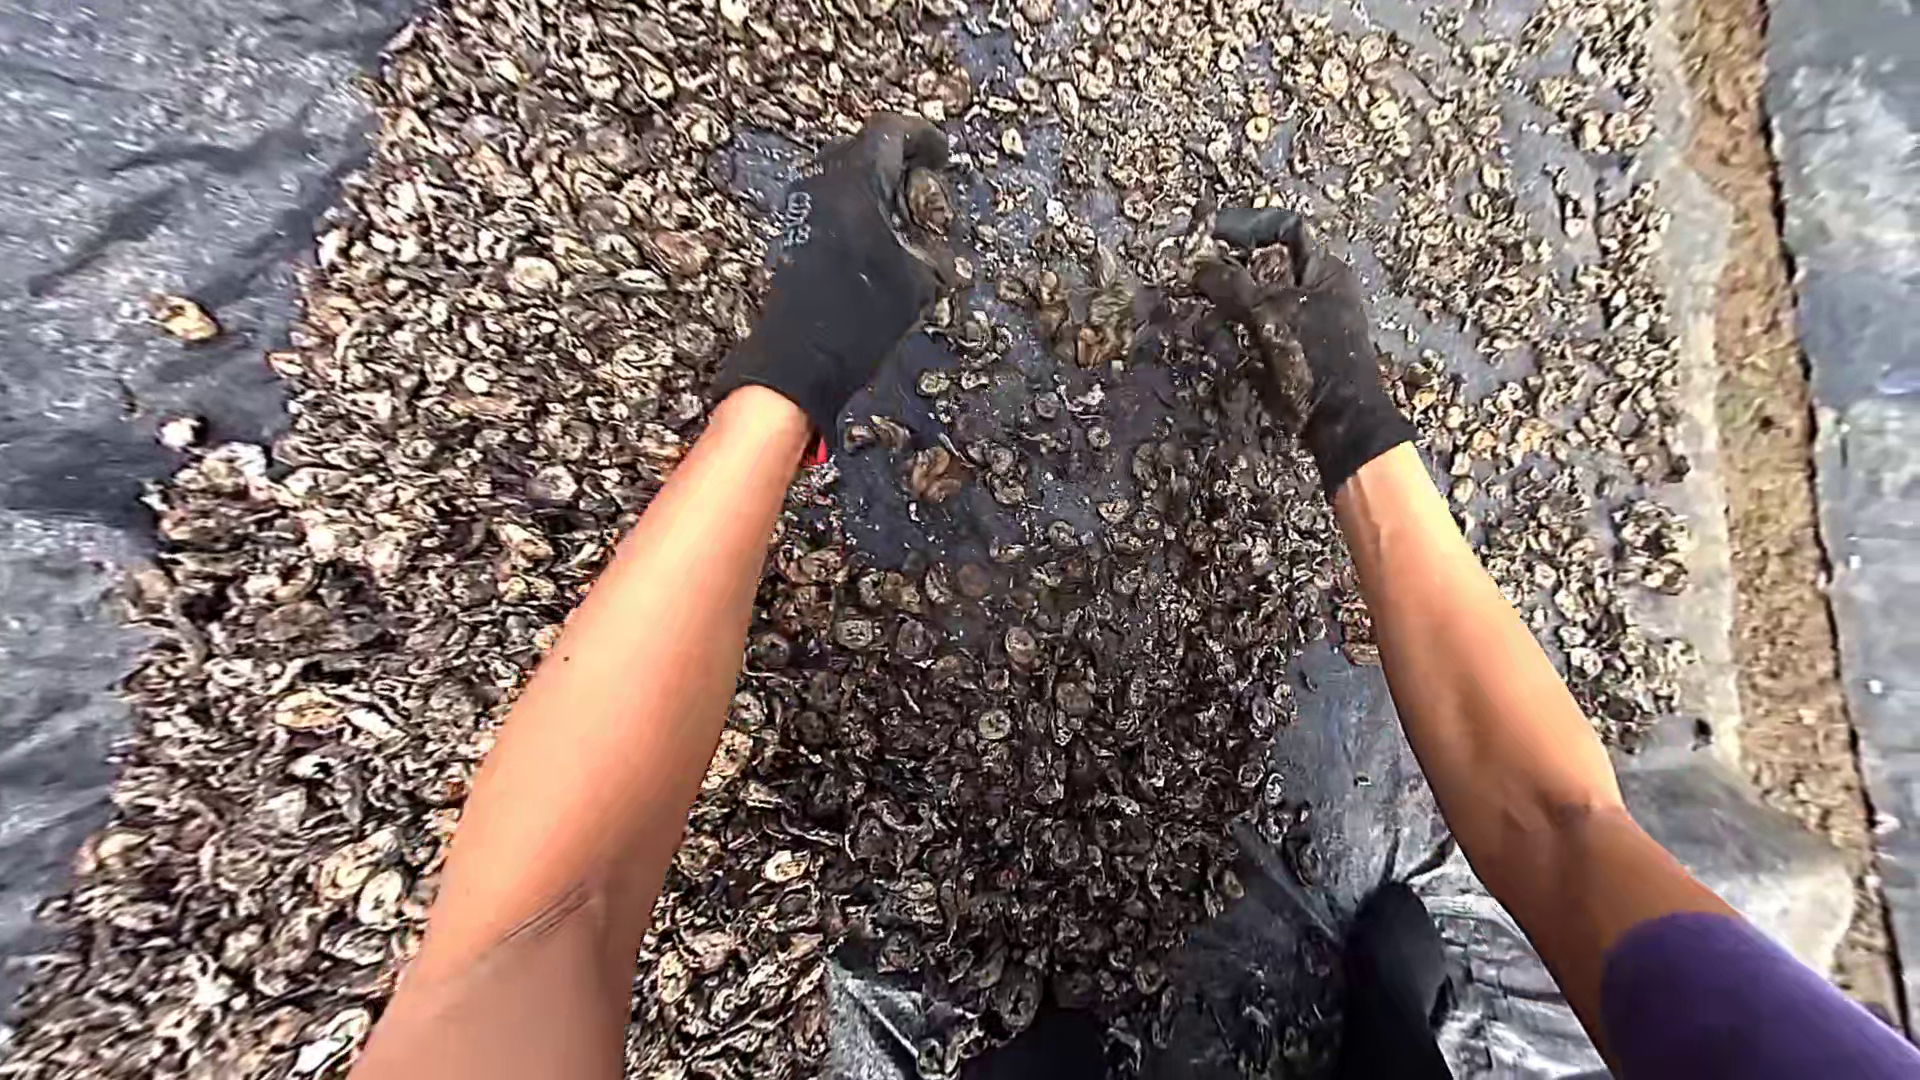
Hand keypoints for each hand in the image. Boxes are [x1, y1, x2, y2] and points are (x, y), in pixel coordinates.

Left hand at [712, 114, 955, 439]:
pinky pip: (830, 202)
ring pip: (845, 177)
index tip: (942, 154)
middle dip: (897, 163)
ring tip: (900, 215)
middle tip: (923, 184)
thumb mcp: (917, 286)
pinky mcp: (792, 232)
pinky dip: (855, 210)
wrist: (800, 357)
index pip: (893, 134)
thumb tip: (940, 251)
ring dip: (874, 189)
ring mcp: (802, 205)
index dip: (924, 139)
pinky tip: (871, 240)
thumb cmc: (861, 317)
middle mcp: (824, 180)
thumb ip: (932, 256)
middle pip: (866, 150)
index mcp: (858, 181)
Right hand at [1195, 208, 1414, 495]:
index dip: (1246, 228)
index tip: (1207, 234)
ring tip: (1211, 334)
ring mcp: (1291, 327)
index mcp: (1321, 270)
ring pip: (1243, 312)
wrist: (1336, 418)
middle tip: (1191, 287)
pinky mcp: (1276, 357)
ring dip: (1222, 322)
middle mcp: (1307, 293)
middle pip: (1254, 274)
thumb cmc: (1315, 356)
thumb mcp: (1272, 312)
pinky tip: (1227, 359)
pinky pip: (1243, 343)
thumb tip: (1197, 267)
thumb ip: (1234, 285)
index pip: (1283, 231)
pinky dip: (1230, 348)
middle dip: (1223, 284)